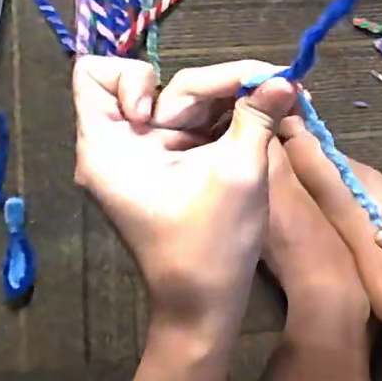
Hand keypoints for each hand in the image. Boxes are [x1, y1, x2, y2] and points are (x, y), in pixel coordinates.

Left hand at [73, 57, 296, 327]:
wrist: (205, 306)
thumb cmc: (210, 245)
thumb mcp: (239, 173)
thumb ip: (257, 117)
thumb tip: (285, 76)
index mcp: (111, 146)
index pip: (96, 74)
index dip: (135, 78)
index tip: (166, 111)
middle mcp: (124, 141)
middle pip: (162, 81)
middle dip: (214, 85)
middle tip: (266, 91)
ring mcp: (151, 150)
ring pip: (186, 95)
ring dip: (230, 96)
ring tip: (276, 100)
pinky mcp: (174, 159)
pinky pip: (198, 117)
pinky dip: (230, 113)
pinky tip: (265, 115)